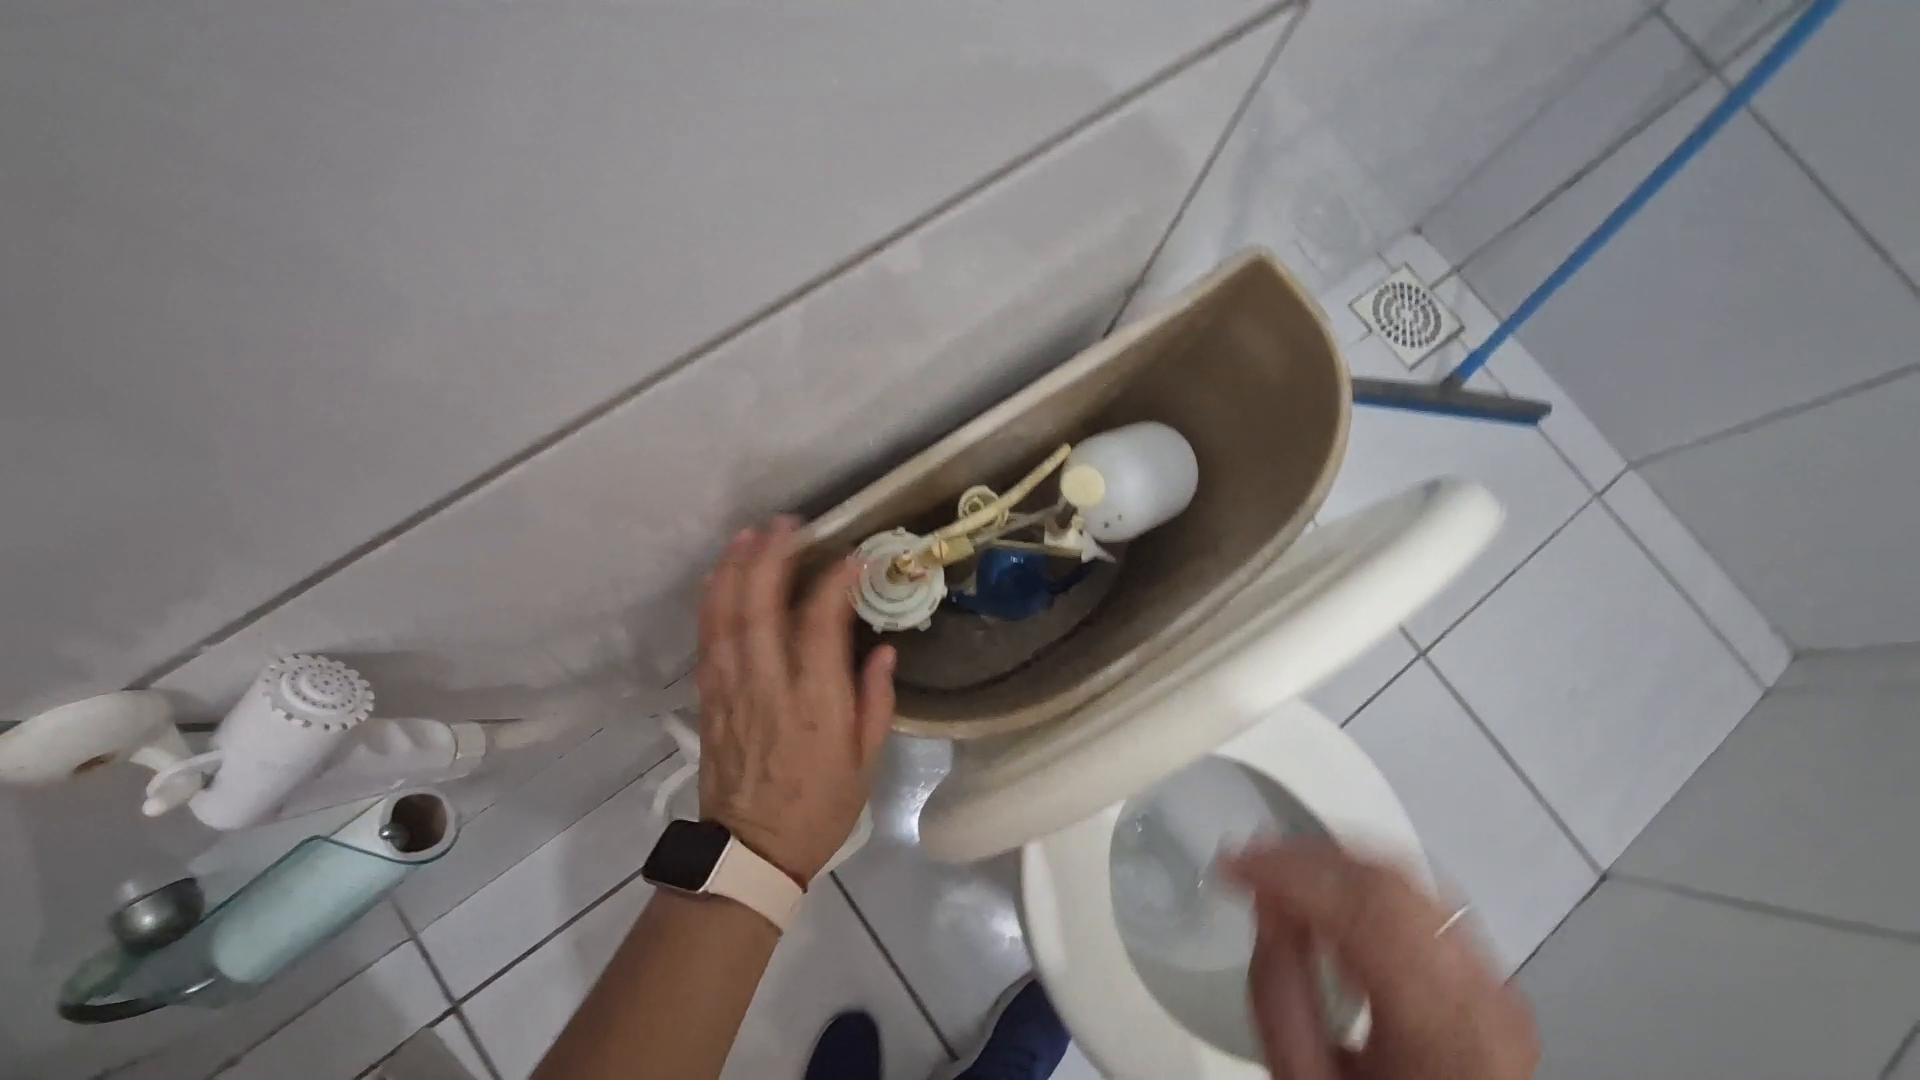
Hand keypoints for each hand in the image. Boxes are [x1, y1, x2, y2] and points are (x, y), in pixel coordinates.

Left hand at [695, 517, 895, 885]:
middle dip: (772, 556)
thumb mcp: (866, 763)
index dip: (835, 581)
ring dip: (735, 567)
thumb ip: (875, 702)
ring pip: (724, 615)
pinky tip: (720, 575)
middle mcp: (768, 686)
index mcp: (815, 704)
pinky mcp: (708, 697)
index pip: (819, 623)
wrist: (750, 852)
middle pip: (760, 605)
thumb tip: (882, 650)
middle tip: (789, 524)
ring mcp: (730, 690)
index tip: (853, 556)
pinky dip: (712, 600)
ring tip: (750, 533)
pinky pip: (707, 638)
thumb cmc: (819, 809)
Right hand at [1223, 841, 1538, 1079]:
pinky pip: (1422, 903)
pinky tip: (1324, 895)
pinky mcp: (1488, 977)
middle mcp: (1482, 994)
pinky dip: (1366, 885)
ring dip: (1334, 864)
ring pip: (1409, 882)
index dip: (1291, 870)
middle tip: (1249, 857)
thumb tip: (1265, 902)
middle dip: (1308, 857)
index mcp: (1442, 1027)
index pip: (1365, 908)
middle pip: (1390, 885)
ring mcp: (1494, 982)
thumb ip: (1279, 994)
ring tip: (1277, 868)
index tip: (1234, 862)